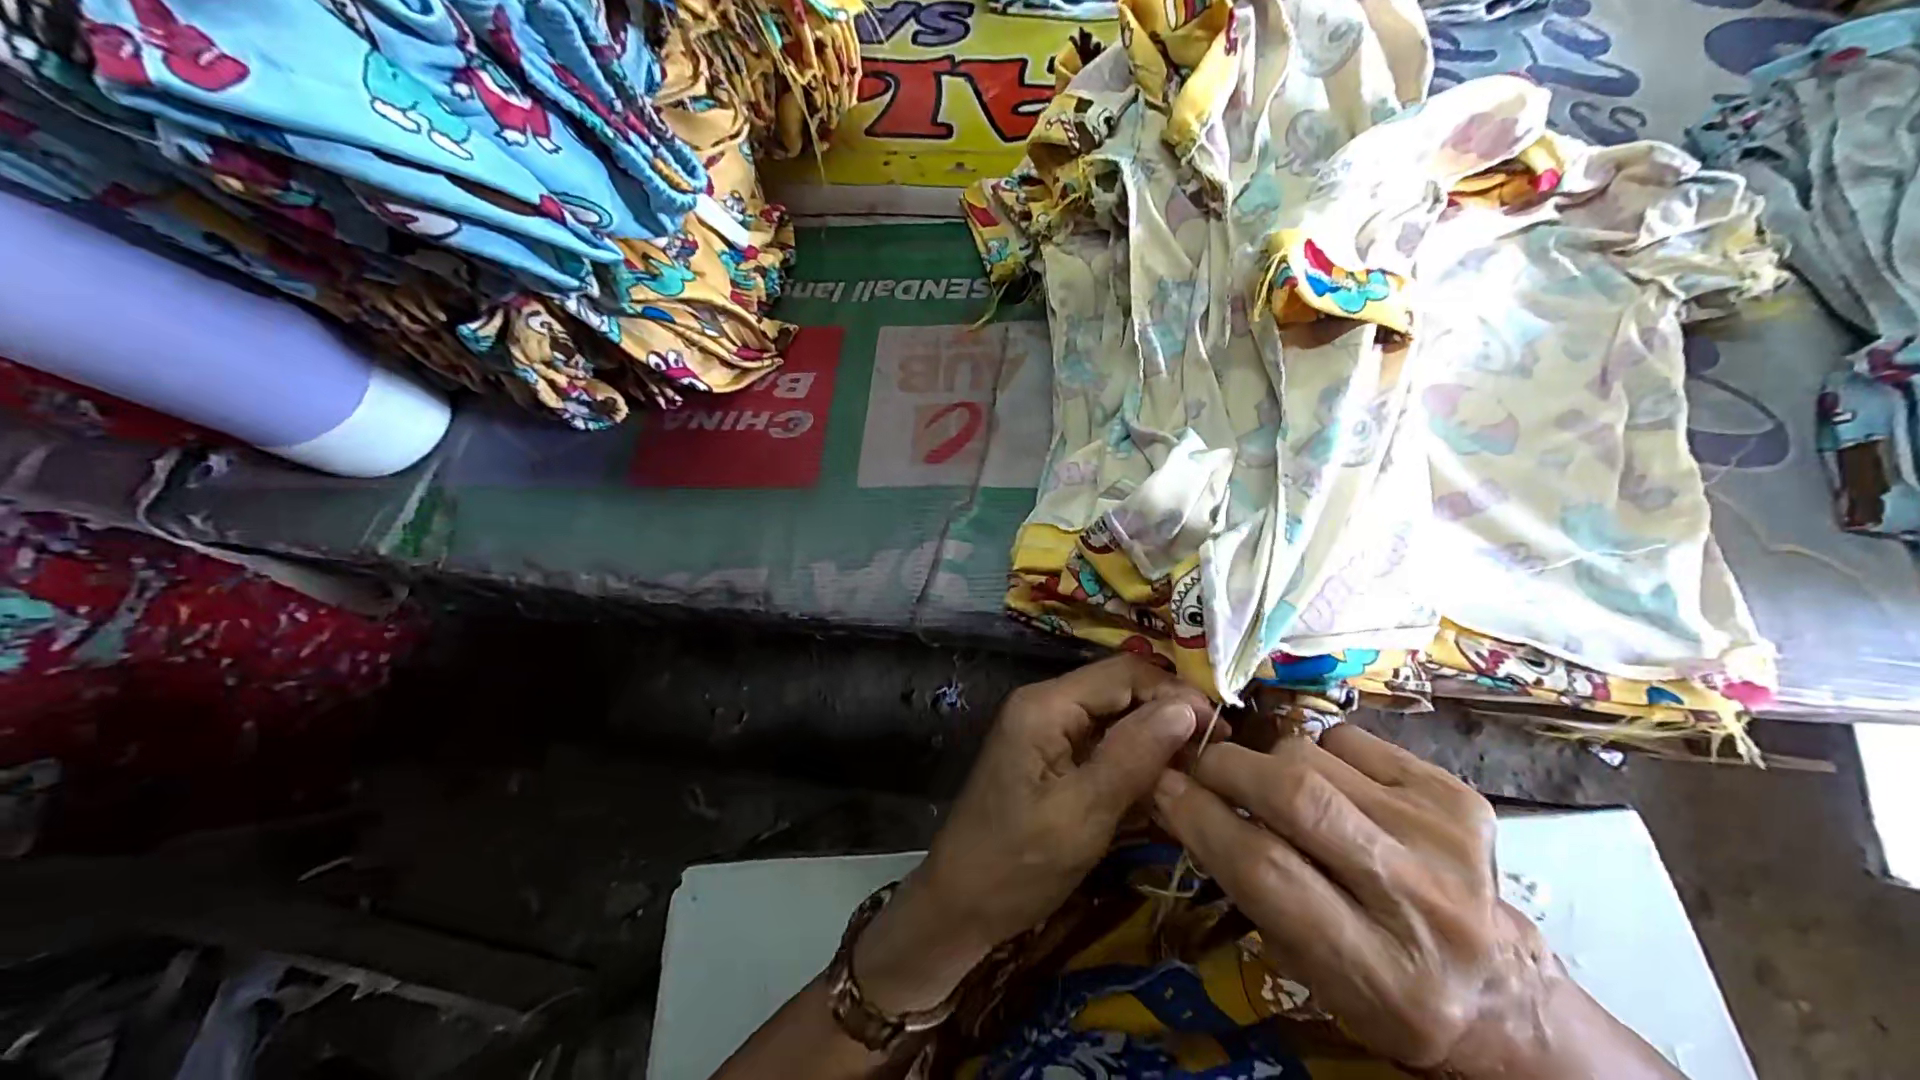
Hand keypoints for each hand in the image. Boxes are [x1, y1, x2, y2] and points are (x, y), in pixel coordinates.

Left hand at [854, 655, 1212, 1012]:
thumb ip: (1134, 756)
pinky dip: (1134, 763)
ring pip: (1116, 720)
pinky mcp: (1053, 760)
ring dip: (1156, 742)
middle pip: (1120, 692)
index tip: (1222, 731)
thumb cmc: (1018, 863)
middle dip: (1168, 717)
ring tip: (1202, 772)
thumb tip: (1189, 707)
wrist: (961, 906)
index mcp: (1045, 705)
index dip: (1174, 695)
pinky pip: (1102, 747)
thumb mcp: (1083, 813)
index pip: (1123, 674)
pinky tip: (1167, 788)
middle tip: (1218, 755)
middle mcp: (1046, 706)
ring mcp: (1048, 733)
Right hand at [1152, 725, 1682, 1078]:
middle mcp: (1420, 901)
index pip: (1266, 870)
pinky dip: (1318, 751)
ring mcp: (1447, 839)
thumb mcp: (1299, 962)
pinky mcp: (1459, 796)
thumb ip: (1242, 880)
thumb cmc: (1375, 987)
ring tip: (1269, 787)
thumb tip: (1176, 793)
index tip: (1161, 785)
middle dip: (1227, 768)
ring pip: (1314, 756)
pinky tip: (1330, 785)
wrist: (1494, 986)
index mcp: (1376, 972)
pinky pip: (1349, 740)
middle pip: (1295, 797)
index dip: (1201, 818)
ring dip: (1269, 761)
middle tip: (1199, 765)